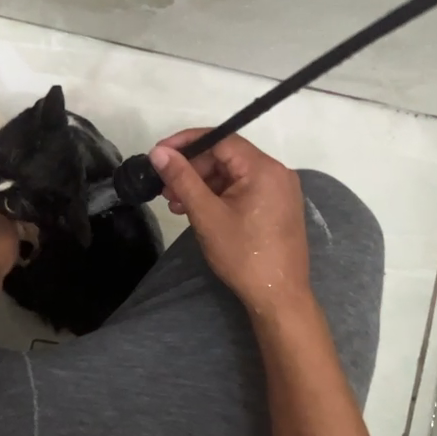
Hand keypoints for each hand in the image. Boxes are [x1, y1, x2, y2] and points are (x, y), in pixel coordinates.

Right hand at [149, 129, 312, 314]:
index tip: (159, 154)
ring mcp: (278, 190)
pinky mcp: (275, 206)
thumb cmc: (243, 254)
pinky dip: (217, 195)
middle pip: (225, 156)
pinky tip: (196, 211)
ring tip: (175, 204)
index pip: (220, 139)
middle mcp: (276, 172)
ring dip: (201, 184)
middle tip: (165, 189)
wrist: (278, 296)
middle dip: (191, 169)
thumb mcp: (206, 214)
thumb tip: (158, 151)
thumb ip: (182, 178)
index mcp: (263, 169)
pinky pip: (241, 189)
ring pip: (231, 174)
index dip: (186, 143)